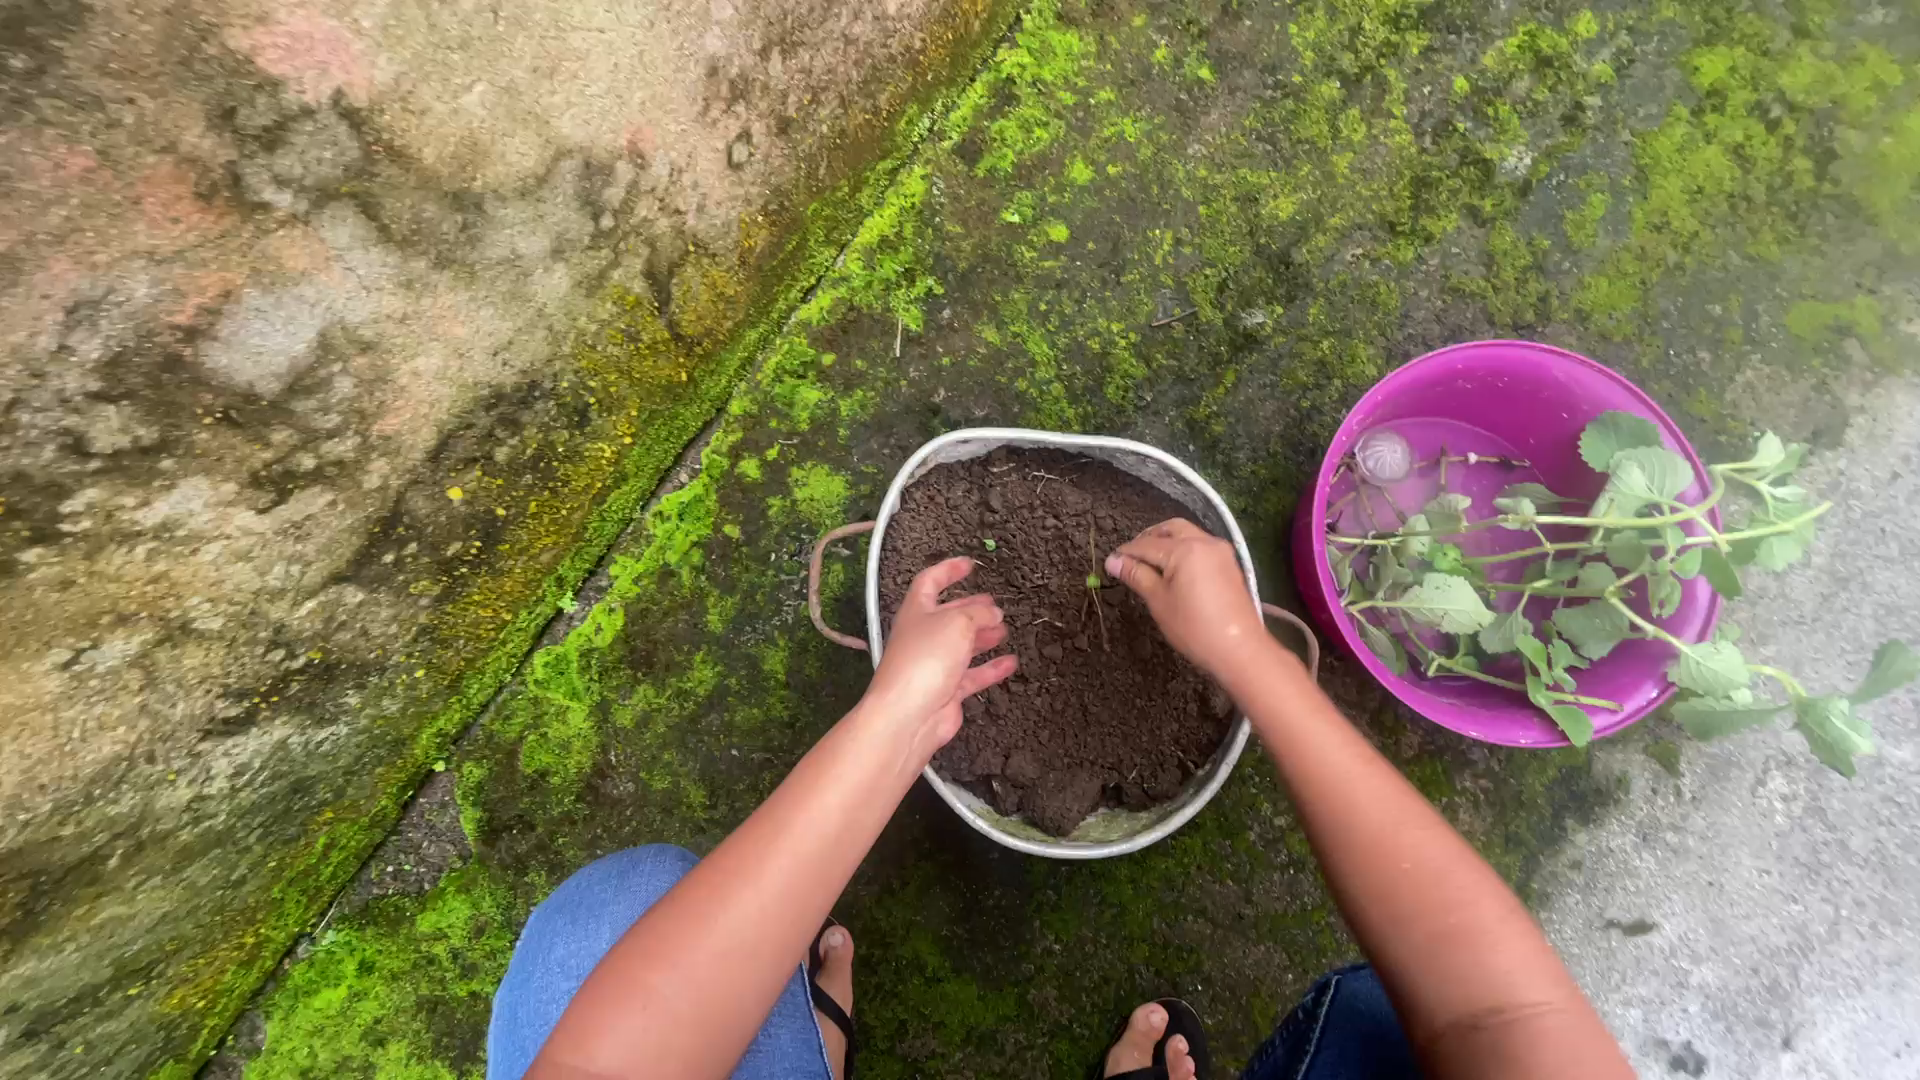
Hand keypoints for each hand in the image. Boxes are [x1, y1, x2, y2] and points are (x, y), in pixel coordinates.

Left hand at [863, 556, 1018, 753]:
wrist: (909, 714)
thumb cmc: (926, 658)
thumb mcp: (957, 622)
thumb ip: (979, 613)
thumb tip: (993, 613)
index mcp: (917, 611)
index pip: (930, 582)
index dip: (948, 570)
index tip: (968, 564)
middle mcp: (923, 635)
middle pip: (948, 615)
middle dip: (970, 608)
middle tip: (994, 605)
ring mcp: (934, 664)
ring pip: (962, 645)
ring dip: (983, 636)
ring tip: (1003, 630)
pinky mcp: (947, 690)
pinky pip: (972, 675)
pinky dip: (991, 668)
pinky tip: (1011, 662)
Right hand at [1105, 519, 1269, 681]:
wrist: (1239, 649)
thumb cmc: (1193, 627)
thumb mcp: (1158, 600)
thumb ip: (1136, 575)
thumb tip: (1113, 561)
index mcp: (1185, 549)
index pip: (1146, 544)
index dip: (1126, 553)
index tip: (1110, 562)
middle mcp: (1205, 542)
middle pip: (1170, 529)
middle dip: (1148, 537)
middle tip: (1131, 555)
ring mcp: (1220, 551)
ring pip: (1188, 533)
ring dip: (1167, 541)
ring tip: (1150, 562)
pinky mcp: (1229, 563)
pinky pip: (1200, 545)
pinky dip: (1183, 548)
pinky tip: (1173, 568)